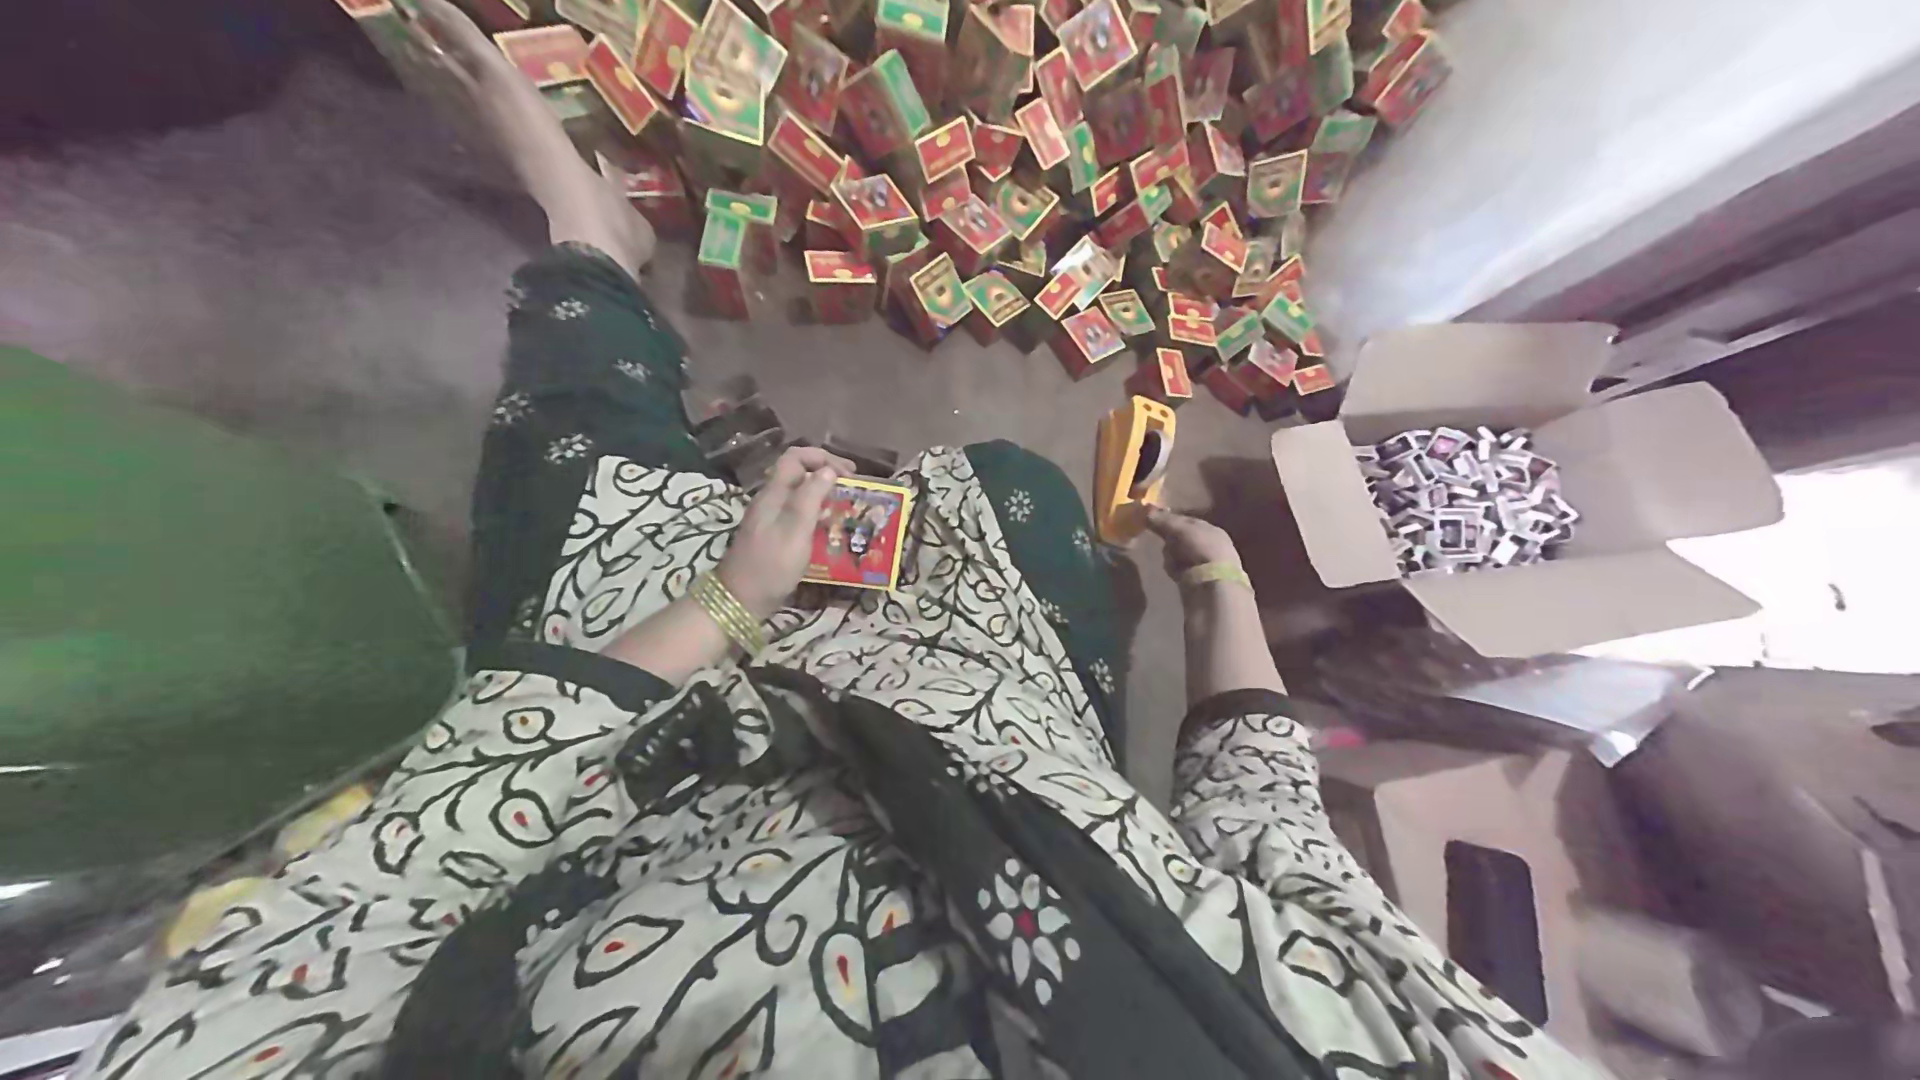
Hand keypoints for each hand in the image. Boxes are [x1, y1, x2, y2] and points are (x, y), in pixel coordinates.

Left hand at [716, 447, 857, 617]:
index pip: (795, 457)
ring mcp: (771, 517)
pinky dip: (816, 511)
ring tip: (845, 505)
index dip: (823, 457)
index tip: (849, 473)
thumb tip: (828, 470)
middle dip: (826, 473)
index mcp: (774, 493)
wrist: (741, 599)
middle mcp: (771, 500)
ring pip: (799, 492)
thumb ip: (811, 497)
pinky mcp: (774, 534)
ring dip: (823, 492)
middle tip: (852, 487)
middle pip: (798, 472)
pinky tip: (829, 526)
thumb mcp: (796, 529)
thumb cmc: (772, 564)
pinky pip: (798, 512)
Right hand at [1144, 507, 1242, 578]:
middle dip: (1169, 539)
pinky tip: (1175, 571)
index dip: (1169, 519)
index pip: (1186, 520)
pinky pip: (1178, 567)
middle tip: (1161, 540)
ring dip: (1170, 554)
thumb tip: (1147, 511)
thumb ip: (1164, 520)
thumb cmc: (1201, 549)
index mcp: (1211, 529)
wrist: (1212, 583)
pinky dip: (1174, 567)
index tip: (1152, 520)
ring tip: (1171, 559)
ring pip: (1176, 552)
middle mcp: (1209, 544)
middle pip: (1179, 537)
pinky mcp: (1196, 577)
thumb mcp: (1181, 530)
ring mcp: (1203, 561)